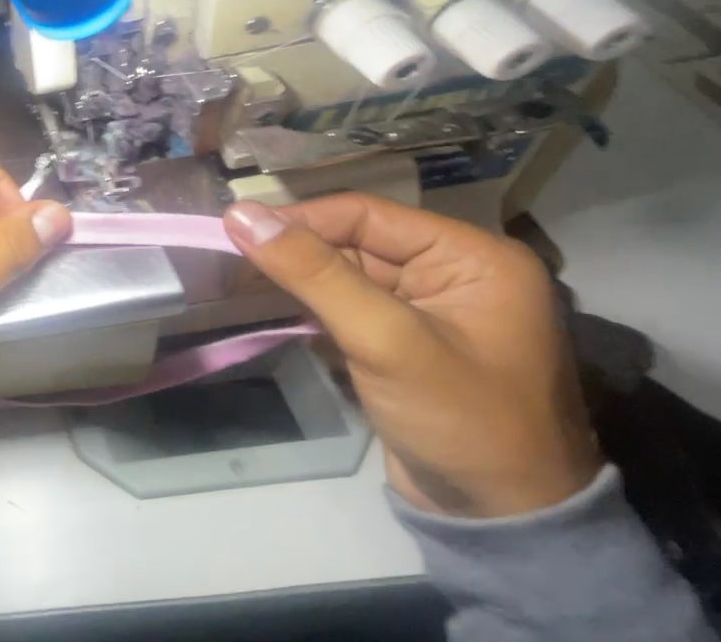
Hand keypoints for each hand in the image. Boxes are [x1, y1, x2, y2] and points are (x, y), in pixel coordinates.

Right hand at [225, 194, 601, 517]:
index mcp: (473, 257)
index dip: (297, 219)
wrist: (507, 521)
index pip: (365, 215)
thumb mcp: (384, 339)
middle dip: (294, 251)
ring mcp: (432, 307)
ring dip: (297, 278)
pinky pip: (350, 303)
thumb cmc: (461, 420)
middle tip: (229, 260)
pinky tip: (275, 308)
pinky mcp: (408, 338)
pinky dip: (311, 304)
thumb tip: (238, 214)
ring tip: (241, 283)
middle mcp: (456, 271)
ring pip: (345, 271)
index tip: (231, 231)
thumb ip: (313, 272)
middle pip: (354, 240)